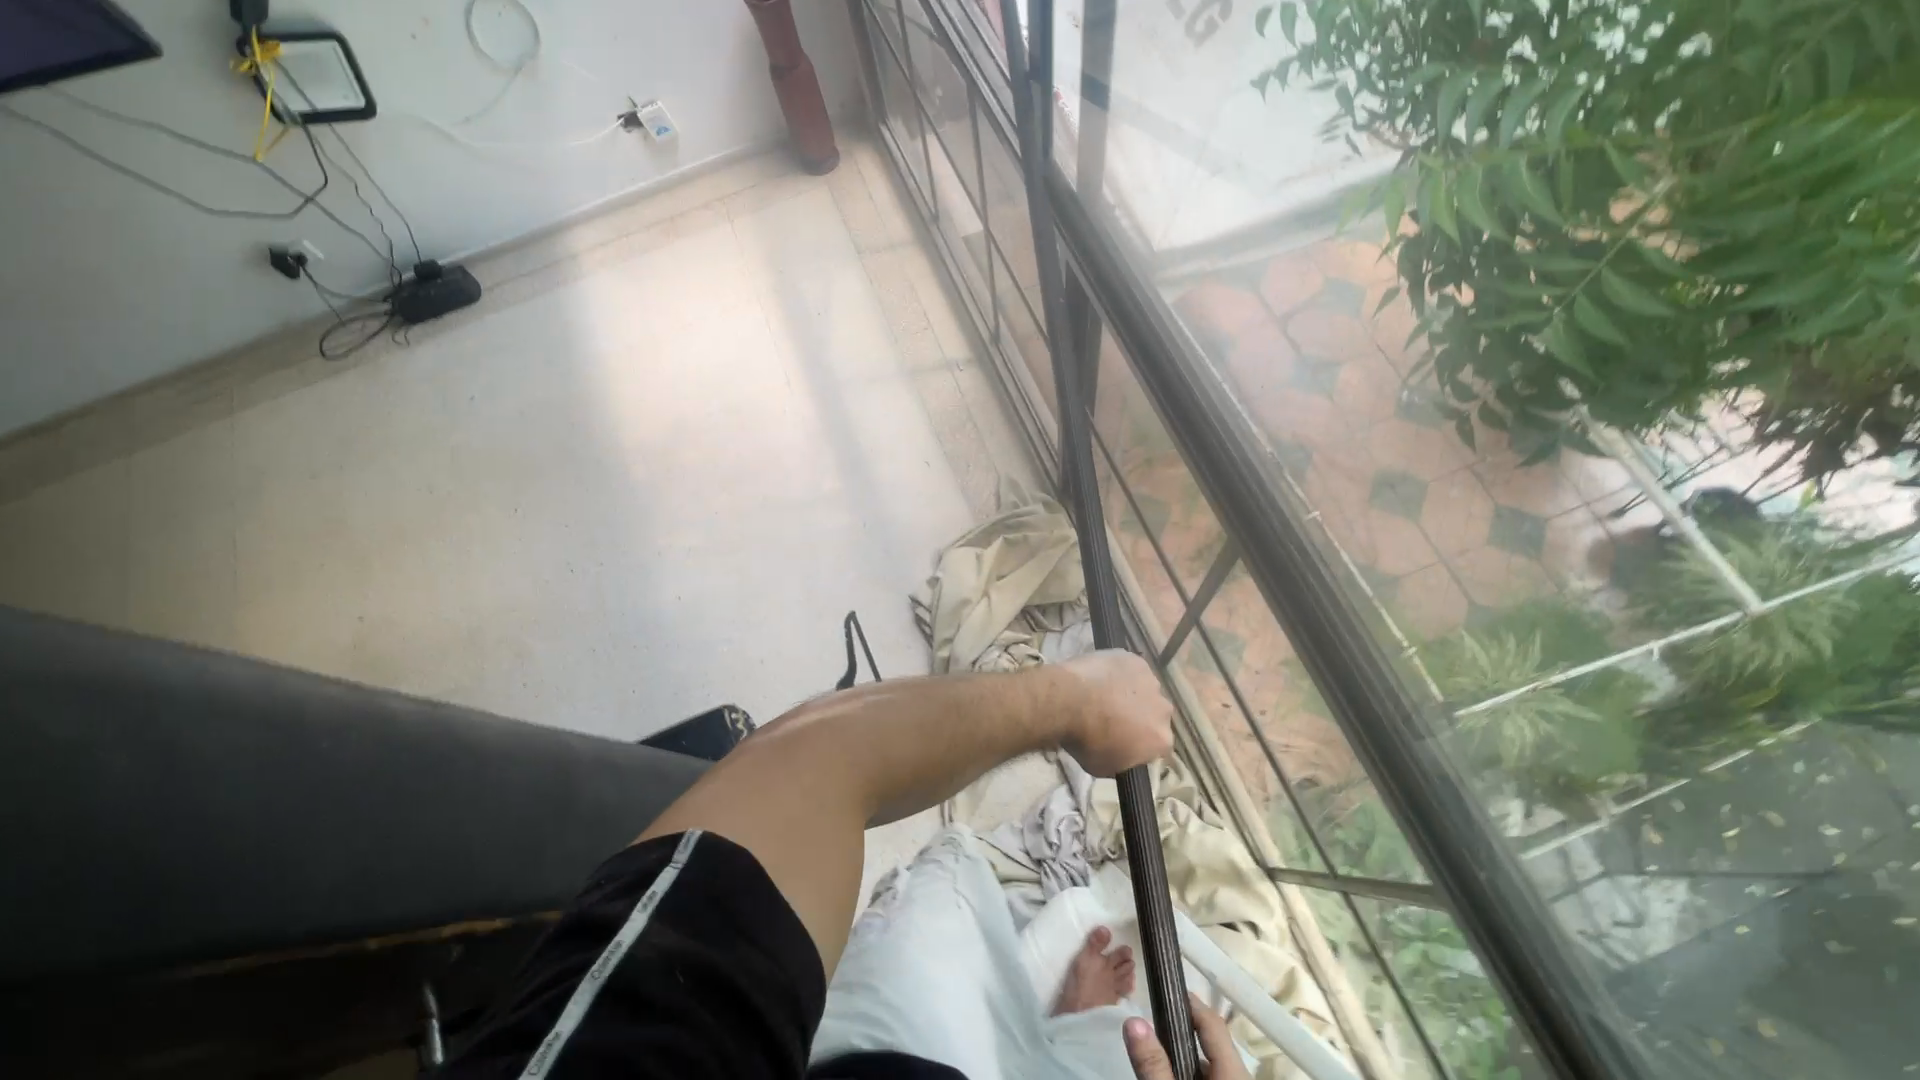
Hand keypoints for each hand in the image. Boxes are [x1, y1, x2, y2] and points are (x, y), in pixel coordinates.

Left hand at [1056, 650, 1173, 776]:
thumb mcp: (1105, 767)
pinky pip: (1131, 669)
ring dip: (1132, 693)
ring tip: (1106, 694)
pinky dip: (1120, 673)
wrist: (1068, 701)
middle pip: (1156, 715)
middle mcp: (1164, 709)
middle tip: (1114, 717)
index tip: (1125, 742)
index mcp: (1161, 739)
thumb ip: (1125, 760)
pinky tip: (1102, 676)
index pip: (1159, 746)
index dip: (1142, 744)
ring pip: (1145, 689)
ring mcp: (1151, 680)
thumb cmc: (1086, 741)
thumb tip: (1124, 752)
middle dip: (1141, 717)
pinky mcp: (1135, 660)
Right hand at [1123, 997, 1251, 1079]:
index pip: (1213, 1022)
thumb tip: (1133, 1020)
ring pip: (1209, 1064)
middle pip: (1210, 1044)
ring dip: (1184, 1056)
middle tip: (1152, 1024)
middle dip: (1180, 1032)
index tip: (1164, 988)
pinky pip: (1211, 1077)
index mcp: (1232, 1071)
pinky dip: (1189, 1073)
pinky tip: (1170, 1075)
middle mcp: (1240, 1076)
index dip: (1189, 1003)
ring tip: (1156, 1053)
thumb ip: (1154, 1064)